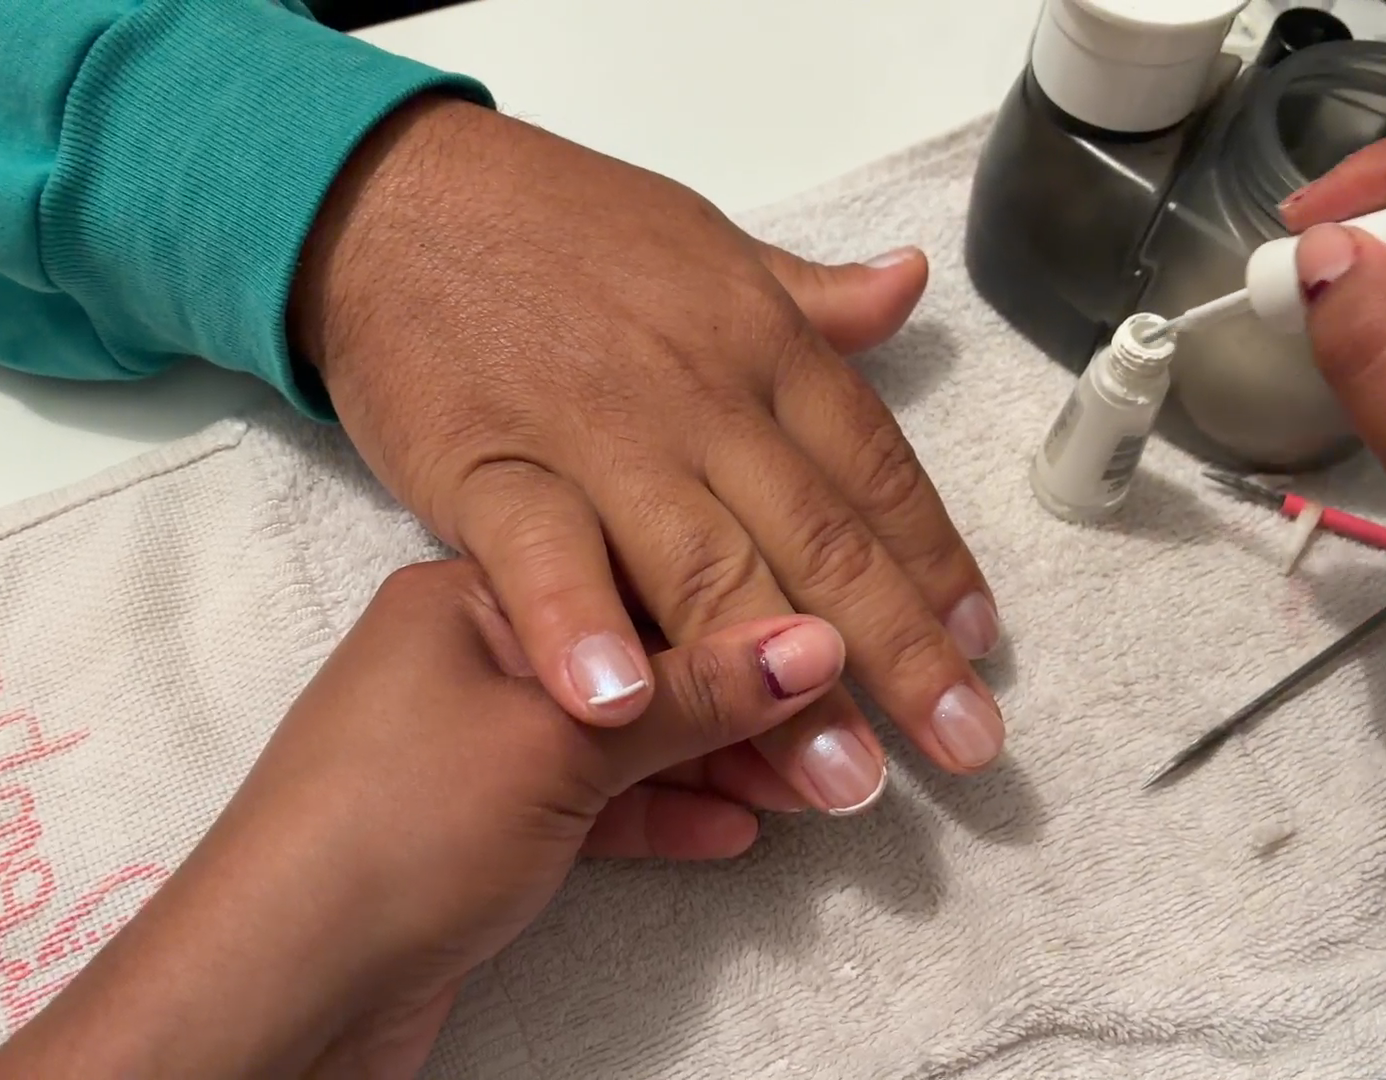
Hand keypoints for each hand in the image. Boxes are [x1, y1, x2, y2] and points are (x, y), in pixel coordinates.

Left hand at [0, 560, 848, 1077]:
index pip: (635, 580)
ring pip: (622, 740)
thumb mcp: (565, 743)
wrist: (272, 1002)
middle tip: (831, 737)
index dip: (735, 613)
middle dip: (734, 706)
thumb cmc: (410, 824)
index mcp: (477, 590)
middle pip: (637, 664)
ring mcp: (481, 739)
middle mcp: (480, 651)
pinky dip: (659, 816)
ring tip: (804, 792)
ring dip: (709, 768)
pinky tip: (733, 833)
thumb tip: (824, 640)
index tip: (826, 650)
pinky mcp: (486, 819)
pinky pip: (592, 800)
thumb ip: (698, 691)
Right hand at [290, 97, 1004, 814]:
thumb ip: (814, 295)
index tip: (980, 646)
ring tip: (844, 783)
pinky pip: (546, 556)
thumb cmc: (568, 229)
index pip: (875, 471)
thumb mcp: (713, 246)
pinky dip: (582, 628)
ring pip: (707, 571)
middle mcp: (701, 399)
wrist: (404, 201)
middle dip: (898, 655)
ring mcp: (595, 435)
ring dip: (778, 688)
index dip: (936, 564)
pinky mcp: (488, 465)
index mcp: (762, 345)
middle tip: (965, 749)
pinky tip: (621, 710)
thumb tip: (911, 284)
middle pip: (819, 541)